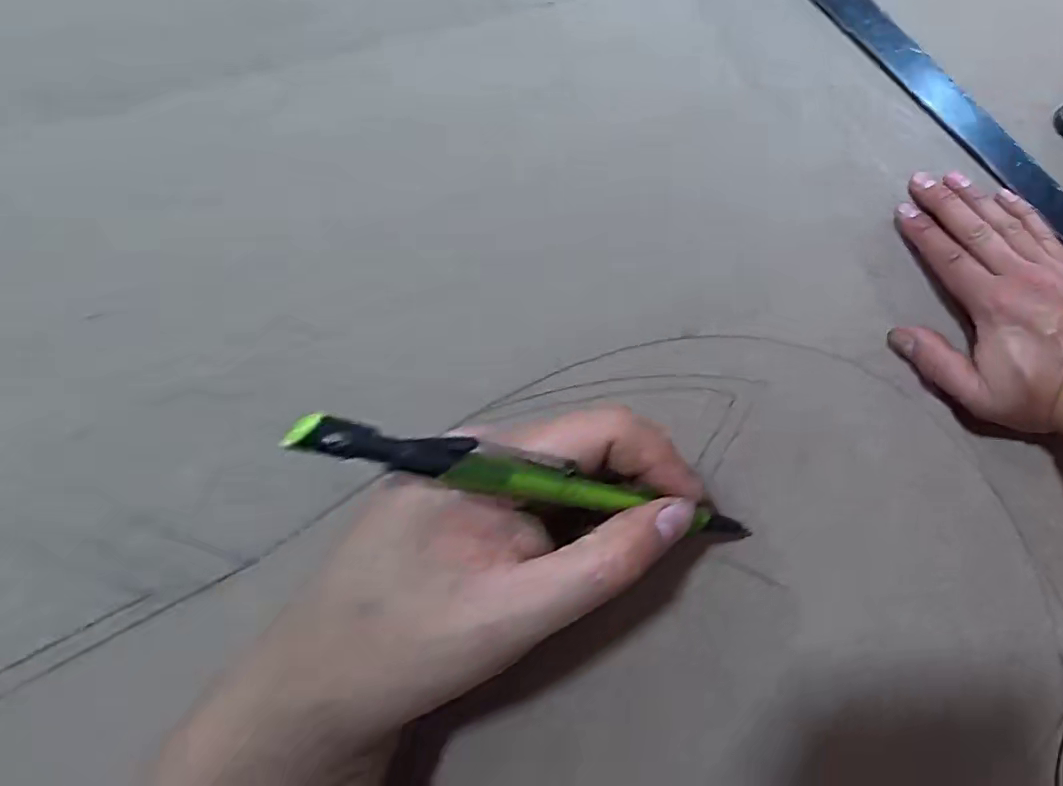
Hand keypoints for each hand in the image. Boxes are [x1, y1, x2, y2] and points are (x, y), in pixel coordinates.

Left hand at [154, 406, 704, 785]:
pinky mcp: (476, 492)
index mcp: (486, 455)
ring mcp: (477, 466)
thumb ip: (609, 560)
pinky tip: (587, 544)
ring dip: (620, 497)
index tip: (693, 510)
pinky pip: (556, 482)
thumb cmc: (405, 654)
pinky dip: (590, 510)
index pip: (606, 427)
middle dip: (645, 480)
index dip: (661, 462)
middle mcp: (485, 445)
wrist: (299, 706)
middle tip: (672, 529)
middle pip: (597, 439)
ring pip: (581, 460)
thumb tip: (686, 512)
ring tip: (635, 540)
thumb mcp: (518, 614)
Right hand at [890, 170, 1062, 435]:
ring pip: (1005, 223)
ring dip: (977, 198)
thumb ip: (937, 363)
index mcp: (991, 303)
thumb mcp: (978, 395)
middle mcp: (1017, 275)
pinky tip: (1005, 194)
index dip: (924, 233)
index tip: (904, 210)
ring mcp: (1047, 268)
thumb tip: (897, 334)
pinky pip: (1041, 230)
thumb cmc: (1037, 396)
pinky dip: (1021, 209)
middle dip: (944, 203)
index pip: (949, 258)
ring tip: (954, 177)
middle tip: (921, 180)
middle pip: (973, 230)